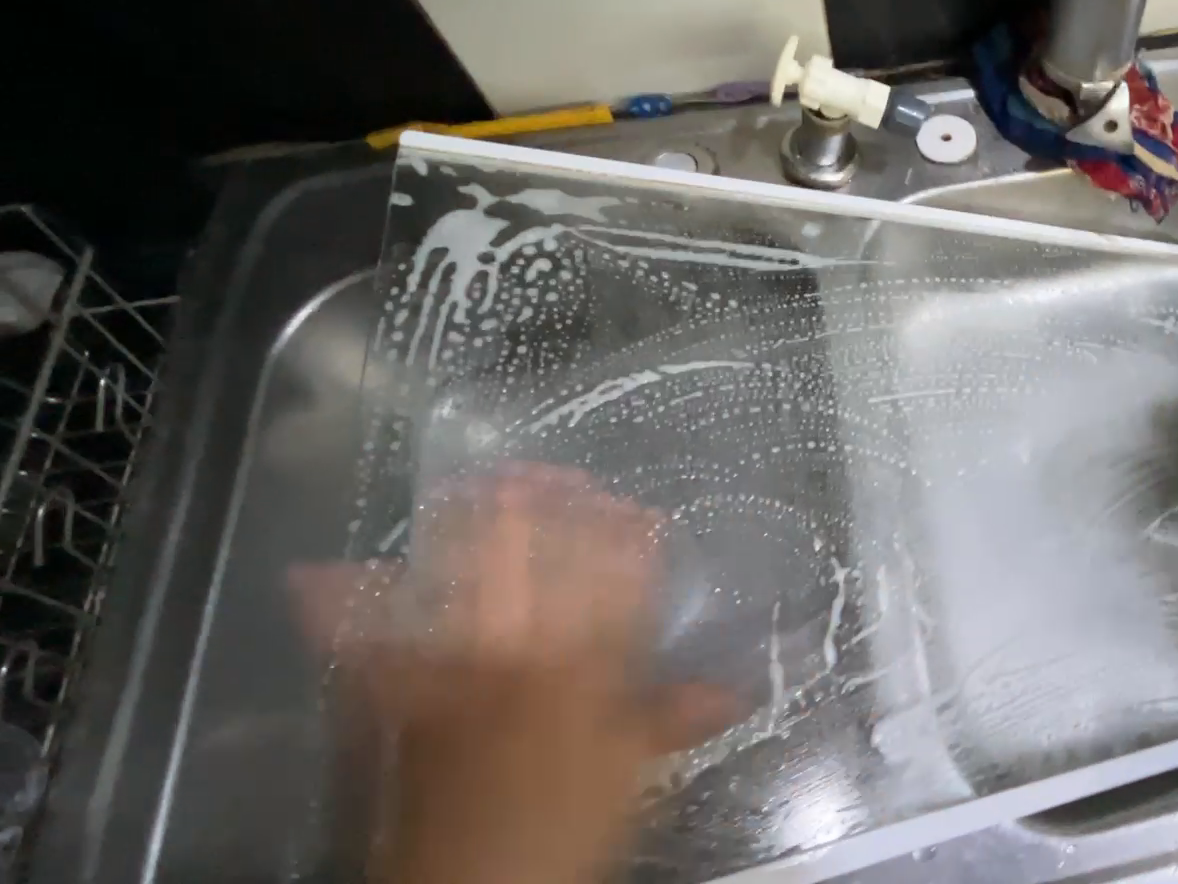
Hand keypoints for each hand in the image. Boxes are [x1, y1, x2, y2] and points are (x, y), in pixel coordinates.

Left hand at [288, 465, 733, 883]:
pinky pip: (366, 641)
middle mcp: (516, 651)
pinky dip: (343, 605)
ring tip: (476, 483)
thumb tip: (736, 690)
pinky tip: (318, 573)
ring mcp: (451, 667)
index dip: (629, 537)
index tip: (640, 510)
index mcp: (581, 665)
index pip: (612, 579)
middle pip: (531, 559)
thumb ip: (674, 715)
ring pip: (459, 579)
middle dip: (546, 510)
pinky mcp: (399, 696)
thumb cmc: (562, 826)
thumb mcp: (632, 770)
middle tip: (554, 474)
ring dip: (469, 528)